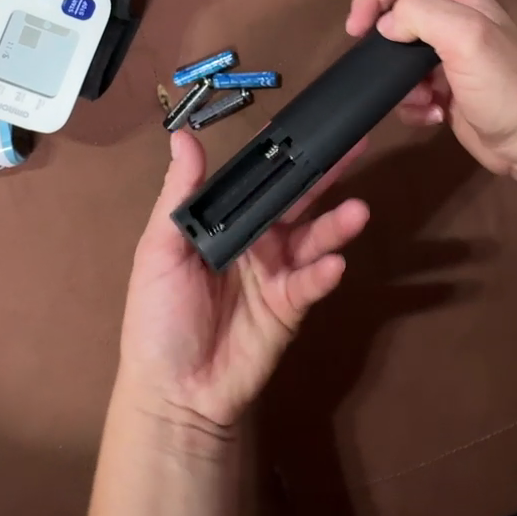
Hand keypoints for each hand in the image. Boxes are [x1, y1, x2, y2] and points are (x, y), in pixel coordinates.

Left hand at [114, 131, 369, 439]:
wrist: (172, 392)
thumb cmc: (157, 317)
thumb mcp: (158, 251)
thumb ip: (179, 194)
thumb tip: (182, 136)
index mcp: (227, 221)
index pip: (259, 178)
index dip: (280, 151)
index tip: (305, 123)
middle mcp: (258, 240)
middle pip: (296, 199)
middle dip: (326, 173)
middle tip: (355, 147)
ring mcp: (278, 273)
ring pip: (313, 238)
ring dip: (336, 224)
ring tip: (358, 212)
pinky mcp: (290, 307)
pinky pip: (310, 284)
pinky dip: (323, 273)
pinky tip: (335, 264)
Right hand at [345, 0, 516, 175]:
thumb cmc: (505, 87)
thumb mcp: (467, 37)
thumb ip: (422, 15)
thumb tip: (385, 24)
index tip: (357, 29)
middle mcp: (452, 21)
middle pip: (395, 15)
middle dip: (383, 45)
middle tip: (383, 70)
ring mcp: (446, 58)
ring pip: (397, 58)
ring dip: (399, 83)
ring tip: (424, 98)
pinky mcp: (443, 90)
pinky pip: (408, 90)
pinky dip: (412, 105)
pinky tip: (434, 114)